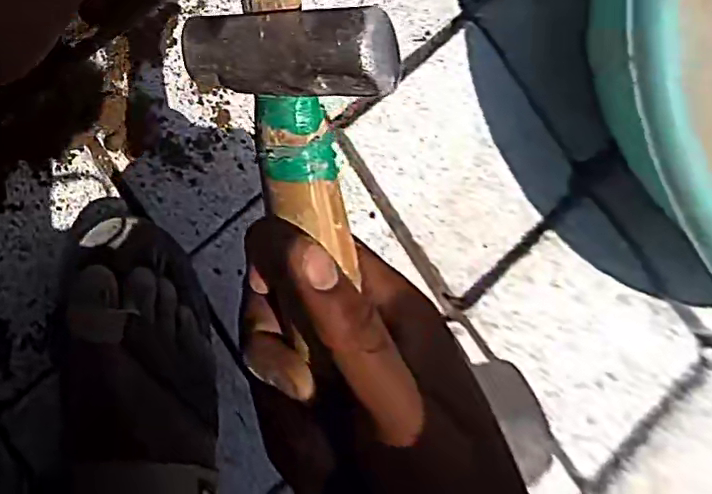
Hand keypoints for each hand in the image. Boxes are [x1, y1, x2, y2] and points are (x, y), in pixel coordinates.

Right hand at [241, 217, 525, 493]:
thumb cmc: (448, 486)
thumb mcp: (402, 408)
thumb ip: (350, 329)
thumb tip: (298, 243)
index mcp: (388, 307)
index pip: (315, 241)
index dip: (280, 257)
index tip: (268, 293)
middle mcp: (354, 327)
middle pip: (272, 295)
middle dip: (274, 349)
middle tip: (303, 392)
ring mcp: (331, 369)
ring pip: (263, 351)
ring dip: (284, 409)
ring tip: (329, 455)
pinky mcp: (313, 408)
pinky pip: (268, 399)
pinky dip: (289, 439)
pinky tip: (325, 469)